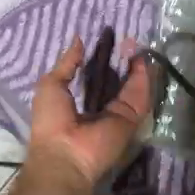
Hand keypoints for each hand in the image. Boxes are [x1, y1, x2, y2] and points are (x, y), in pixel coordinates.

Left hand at [25, 35, 153, 194]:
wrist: (64, 155)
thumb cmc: (51, 120)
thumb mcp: (52, 84)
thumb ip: (67, 63)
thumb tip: (78, 39)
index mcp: (80, 103)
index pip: (94, 78)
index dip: (101, 59)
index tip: (107, 40)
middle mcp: (100, 109)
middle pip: (116, 81)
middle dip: (121, 61)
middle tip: (126, 40)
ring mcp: (117, 115)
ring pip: (131, 87)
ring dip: (135, 67)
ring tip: (136, 44)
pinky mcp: (131, 121)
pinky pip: (140, 98)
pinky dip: (144, 80)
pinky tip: (143, 60)